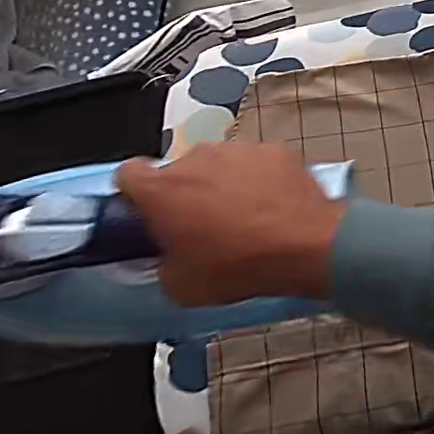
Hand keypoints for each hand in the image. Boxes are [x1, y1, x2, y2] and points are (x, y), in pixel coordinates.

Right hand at [117, 143, 345, 304]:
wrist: (305, 245)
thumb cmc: (240, 266)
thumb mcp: (180, 285)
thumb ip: (161, 261)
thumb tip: (167, 256)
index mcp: (163, 189)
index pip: (127, 174)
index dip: (134, 194)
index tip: (145, 212)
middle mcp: (198, 158)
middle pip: (178, 171)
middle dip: (184, 194)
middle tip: (200, 225)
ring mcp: (238, 149)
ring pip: (217, 164)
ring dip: (221, 184)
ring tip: (241, 218)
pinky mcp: (272, 149)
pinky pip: (254, 162)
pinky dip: (257, 178)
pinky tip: (269, 205)